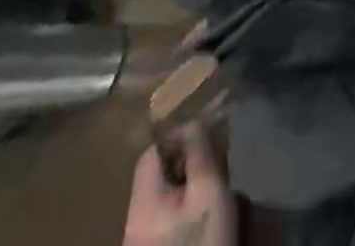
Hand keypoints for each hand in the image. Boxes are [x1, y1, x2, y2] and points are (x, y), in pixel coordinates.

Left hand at [122, 126, 235, 245]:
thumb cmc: (200, 242)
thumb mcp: (208, 192)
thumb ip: (199, 152)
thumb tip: (193, 121)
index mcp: (141, 197)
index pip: (152, 151)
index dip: (178, 137)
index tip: (207, 136)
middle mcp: (134, 218)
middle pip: (159, 175)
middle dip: (189, 163)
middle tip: (218, 164)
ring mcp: (142, 241)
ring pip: (167, 197)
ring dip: (192, 187)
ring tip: (219, 189)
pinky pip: (171, 219)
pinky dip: (190, 210)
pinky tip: (210, 218)